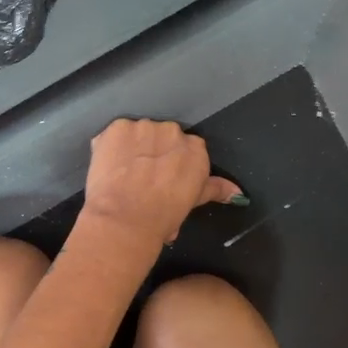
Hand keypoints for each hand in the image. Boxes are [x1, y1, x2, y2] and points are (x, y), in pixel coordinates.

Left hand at [80, 119, 240, 246]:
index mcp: (195, 150)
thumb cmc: (162, 217)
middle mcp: (172, 131)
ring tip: (124, 176)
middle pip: (164, 137)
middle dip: (155, 153)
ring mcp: (143, 127)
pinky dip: (110, 148)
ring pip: (139, 134)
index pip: (187, 149)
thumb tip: (238, 193)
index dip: (173, 165)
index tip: (164, 181)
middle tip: (144, 180)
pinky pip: (114, 135)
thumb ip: (215, 189)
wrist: (124, 219)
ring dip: (133, 150)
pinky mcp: (117, 128)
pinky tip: (109, 169)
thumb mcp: (191, 203)